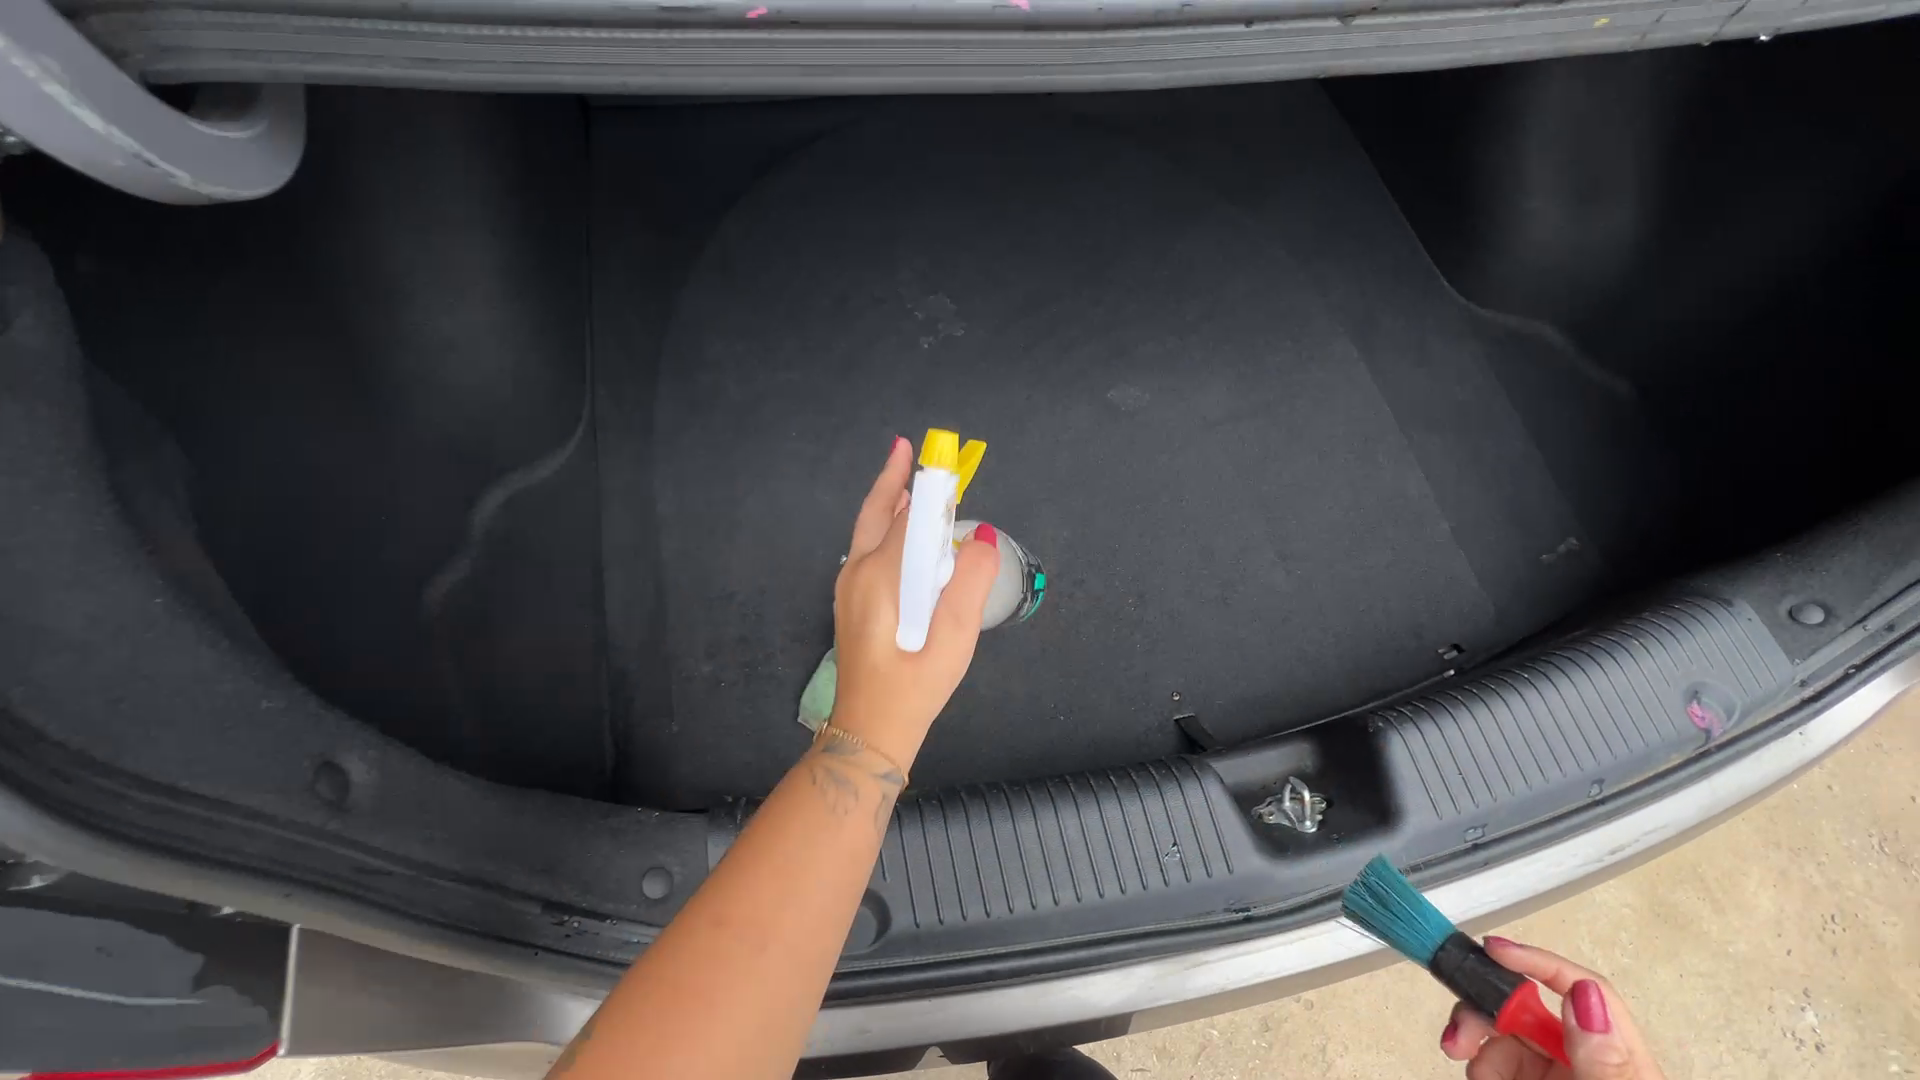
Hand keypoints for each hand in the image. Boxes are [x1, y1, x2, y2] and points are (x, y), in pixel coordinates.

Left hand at [828, 436, 998, 769]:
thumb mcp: (955, 640)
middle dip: (894, 478)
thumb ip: (971, 584)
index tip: (950, 462)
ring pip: (867, 530)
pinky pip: (866, 549)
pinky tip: (901, 530)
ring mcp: (848, 588)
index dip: (934, 489)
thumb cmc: (914, 687)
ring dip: (889, 502)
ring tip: (909, 480)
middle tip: (907, 447)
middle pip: (877, 512)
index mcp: (881, 577)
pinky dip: (885, 527)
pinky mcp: (850, 602)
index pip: (912, 517)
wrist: (870, 730)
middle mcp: (857, 572)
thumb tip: (983, 537)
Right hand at [1440, 938, 1665, 1079]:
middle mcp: (1587, 1058)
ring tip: (1468, 1067)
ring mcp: (1559, 1074)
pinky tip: (1478, 1076)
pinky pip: (1495, 1062)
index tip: (1491, 949)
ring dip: (1475, 1043)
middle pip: (1527, 1007)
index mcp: (1622, 1057)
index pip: (1580, 987)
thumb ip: (1605, 1065)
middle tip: (1458, 1036)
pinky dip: (1479, 1065)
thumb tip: (1585, 997)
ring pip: (1502, 1034)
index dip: (1534, 961)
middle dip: (1483, 1010)